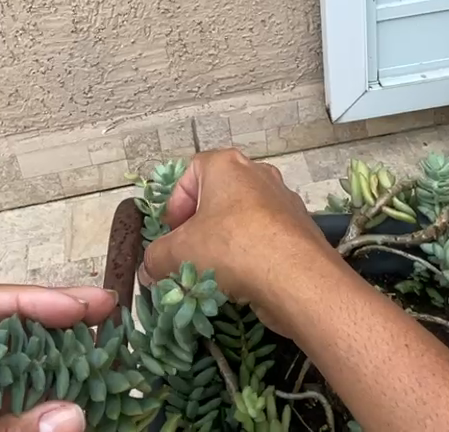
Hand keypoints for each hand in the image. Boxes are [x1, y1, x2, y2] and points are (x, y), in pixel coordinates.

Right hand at [141, 149, 343, 331]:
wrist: (297, 277)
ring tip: (215, 275)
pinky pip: (266, 238)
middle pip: (218, 195)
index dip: (176, 202)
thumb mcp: (179, 253)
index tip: (171, 233)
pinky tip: (244, 283)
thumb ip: (156, 258)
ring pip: (243, 218)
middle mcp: (257, 173)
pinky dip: (252, 256)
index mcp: (227, 165)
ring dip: (226, 242)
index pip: (191, 171)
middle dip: (200, 226)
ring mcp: (283, 200)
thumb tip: (148, 269)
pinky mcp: (300, 229)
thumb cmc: (232, 247)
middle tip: (189, 254)